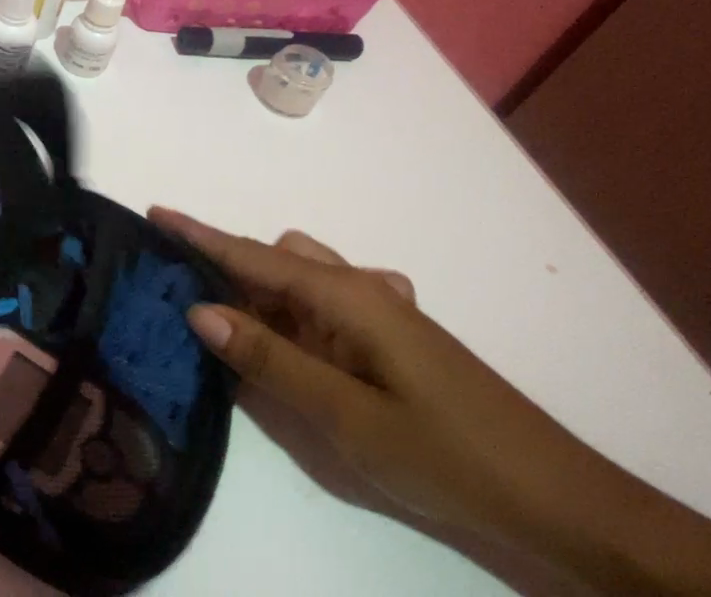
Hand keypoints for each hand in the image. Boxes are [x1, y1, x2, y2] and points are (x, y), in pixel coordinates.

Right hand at [149, 207, 607, 548]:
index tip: (153, 213)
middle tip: (183, 304)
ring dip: (260, 296)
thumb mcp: (343, 415)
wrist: (557, 498)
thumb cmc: (445, 453)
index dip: (200, 235)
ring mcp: (382, 314)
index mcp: (348, 298)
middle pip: (277, 259)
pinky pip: (325, 309)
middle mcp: (363, 290)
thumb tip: (199, 310)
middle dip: (227, 268)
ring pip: (301, 282)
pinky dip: (292, 317)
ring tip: (229, 335)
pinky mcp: (393, 340)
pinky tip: (294, 357)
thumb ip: (268, 359)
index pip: (255, 256)